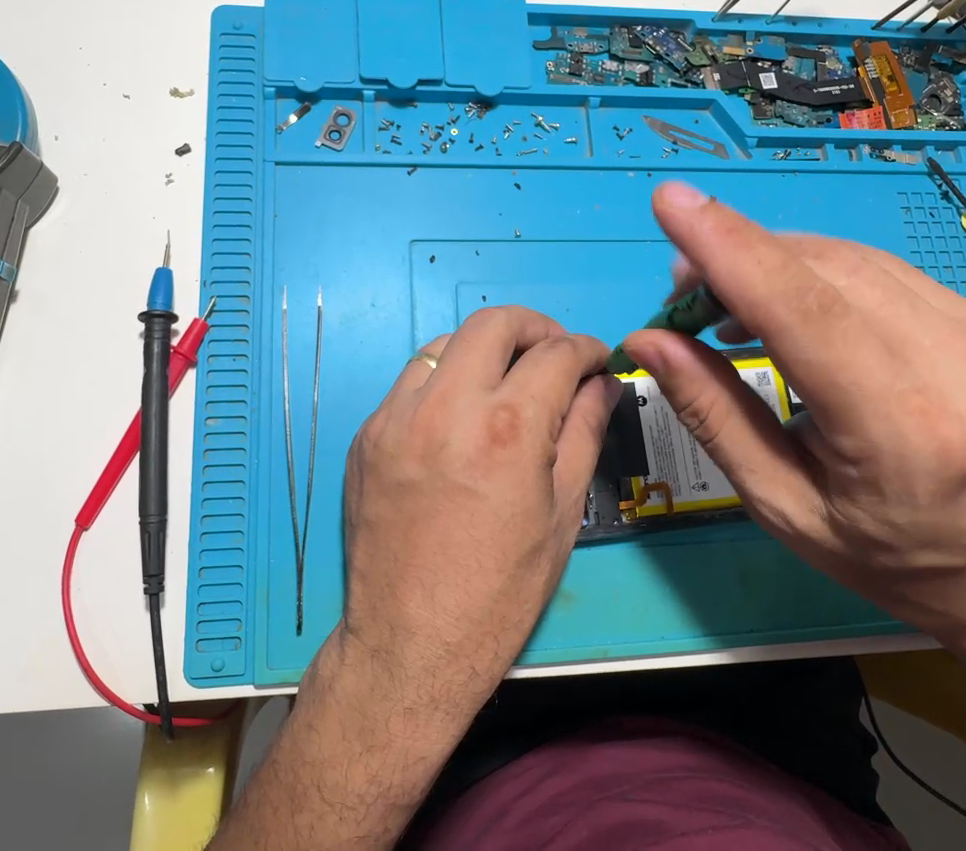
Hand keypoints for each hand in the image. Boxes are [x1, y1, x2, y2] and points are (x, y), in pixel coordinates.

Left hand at [336, 306, 619, 709]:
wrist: (409, 643)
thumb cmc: (500, 592)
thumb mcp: (561, 514)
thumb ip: (582, 433)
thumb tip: (599, 385)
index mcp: (506, 428)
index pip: (556, 353)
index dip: (587, 348)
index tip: (596, 359)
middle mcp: (445, 407)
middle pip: (492, 323)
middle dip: (535, 327)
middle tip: (554, 354)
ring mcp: (395, 418)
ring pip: (443, 345)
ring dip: (483, 351)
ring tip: (505, 383)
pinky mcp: (366, 436)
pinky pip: (409, 386)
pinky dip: (443, 385)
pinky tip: (459, 420)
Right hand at [621, 182, 965, 646]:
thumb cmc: (886, 556)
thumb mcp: (780, 503)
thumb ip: (714, 414)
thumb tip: (648, 340)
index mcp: (902, 427)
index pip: (803, 310)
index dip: (730, 250)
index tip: (671, 204)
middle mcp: (959, 363)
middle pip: (825, 270)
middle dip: (738, 257)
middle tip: (679, 289)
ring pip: (853, 260)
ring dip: (773, 262)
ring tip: (722, 301)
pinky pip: (882, 273)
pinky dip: (817, 276)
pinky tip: (786, 305)